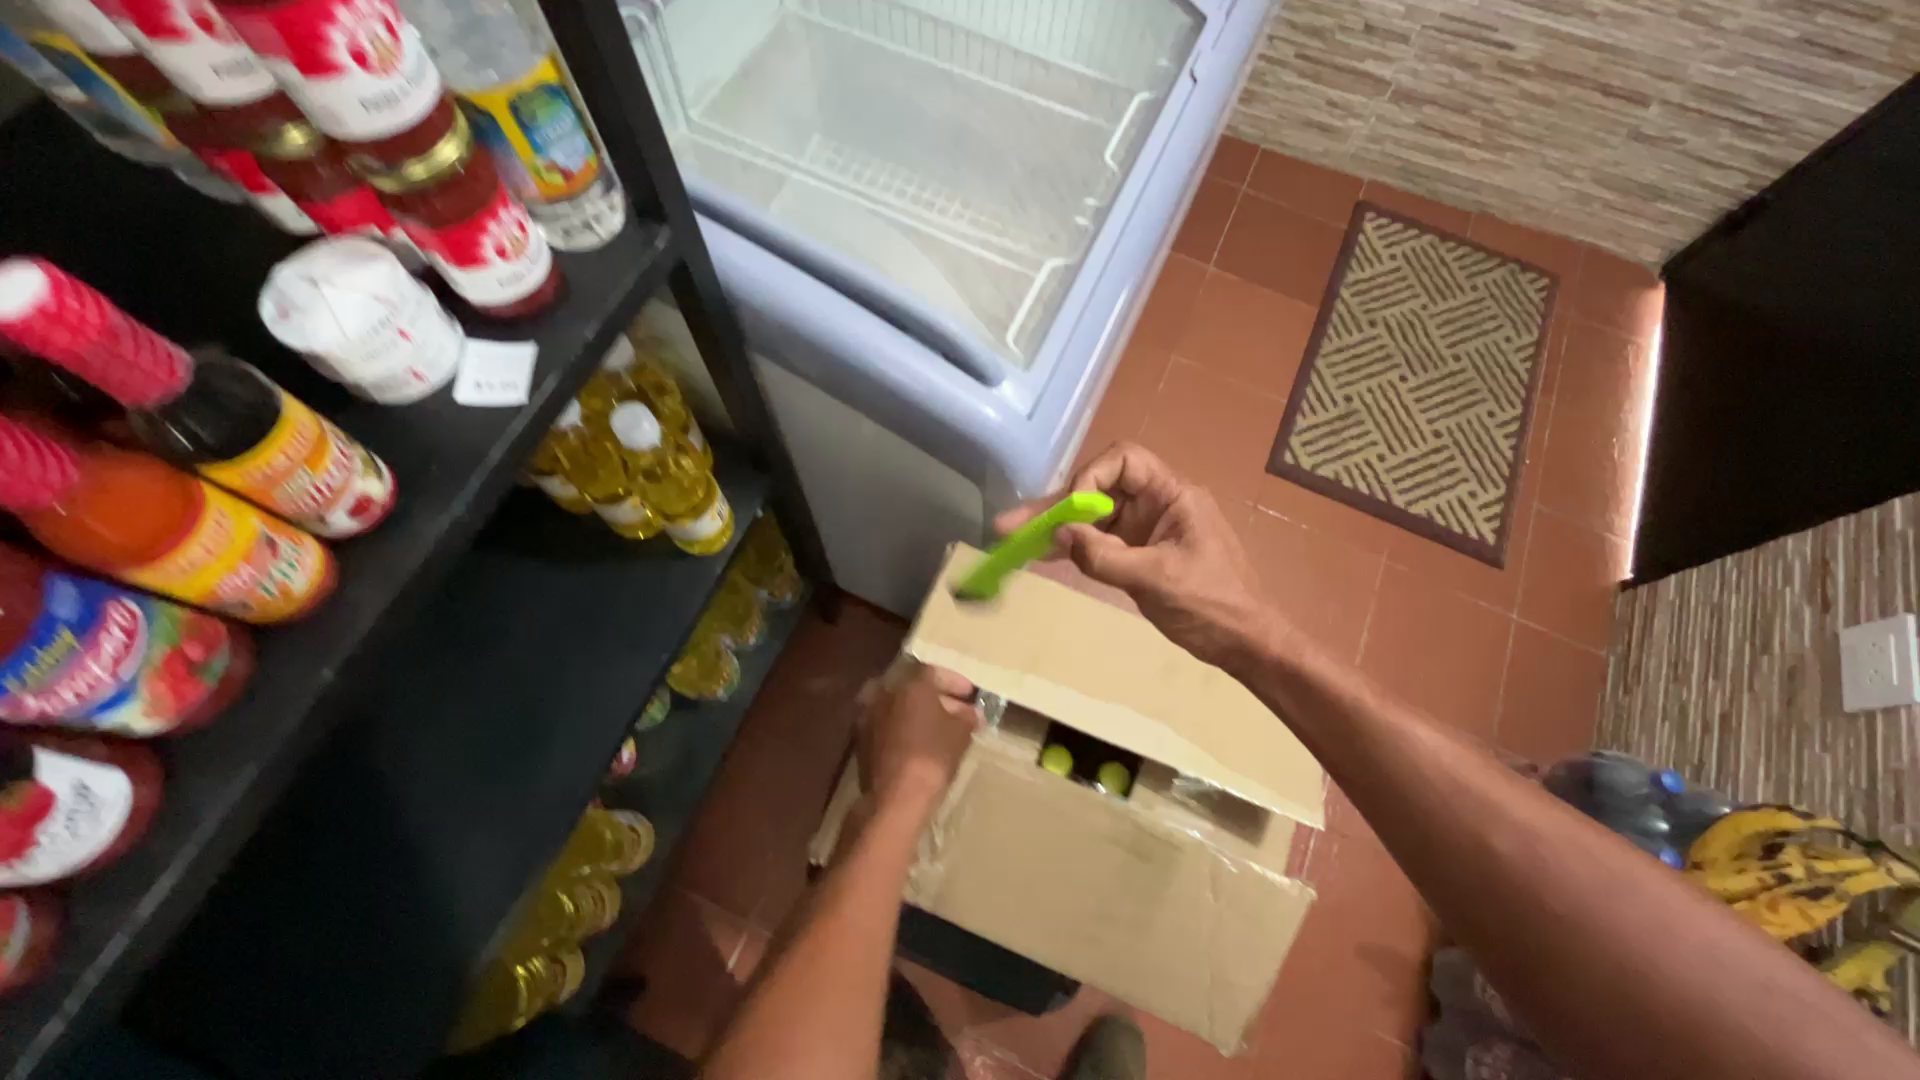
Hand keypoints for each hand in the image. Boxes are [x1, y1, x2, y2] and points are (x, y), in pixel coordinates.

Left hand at [854, 660, 979, 816]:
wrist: (895, 797)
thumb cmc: (932, 757)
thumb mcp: (960, 733)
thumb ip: (966, 716)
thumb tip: (970, 713)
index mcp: (909, 683)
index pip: (934, 671)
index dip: (955, 682)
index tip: (970, 694)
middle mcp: (883, 691)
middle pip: (914, 688)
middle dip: (939, 698)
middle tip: (960, 712)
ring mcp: (867, 714)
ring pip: (898, 706)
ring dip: (919, 713)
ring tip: (941, 729)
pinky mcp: (860, 738)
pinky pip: (887, 724)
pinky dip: (904, 727)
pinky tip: (920, 741)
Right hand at [995, 442, 1277, 669]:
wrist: (1246, 645)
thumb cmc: (1213, 606)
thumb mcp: (1157, 580)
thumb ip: (1104, 556)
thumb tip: (1059, 535)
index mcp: (1173, 495)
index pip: (1124, 461)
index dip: (1090, 476)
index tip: (1070, 510)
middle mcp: (1156, 505)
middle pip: (1099, 491)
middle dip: (1056, 507)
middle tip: (1010, 524)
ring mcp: (1145, 531)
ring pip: (1093, 519)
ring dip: (1055, 529)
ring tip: (1011, 540)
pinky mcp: (1137, 556)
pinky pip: (1098, 544)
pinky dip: (1071, 549)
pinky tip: (1038, 555)